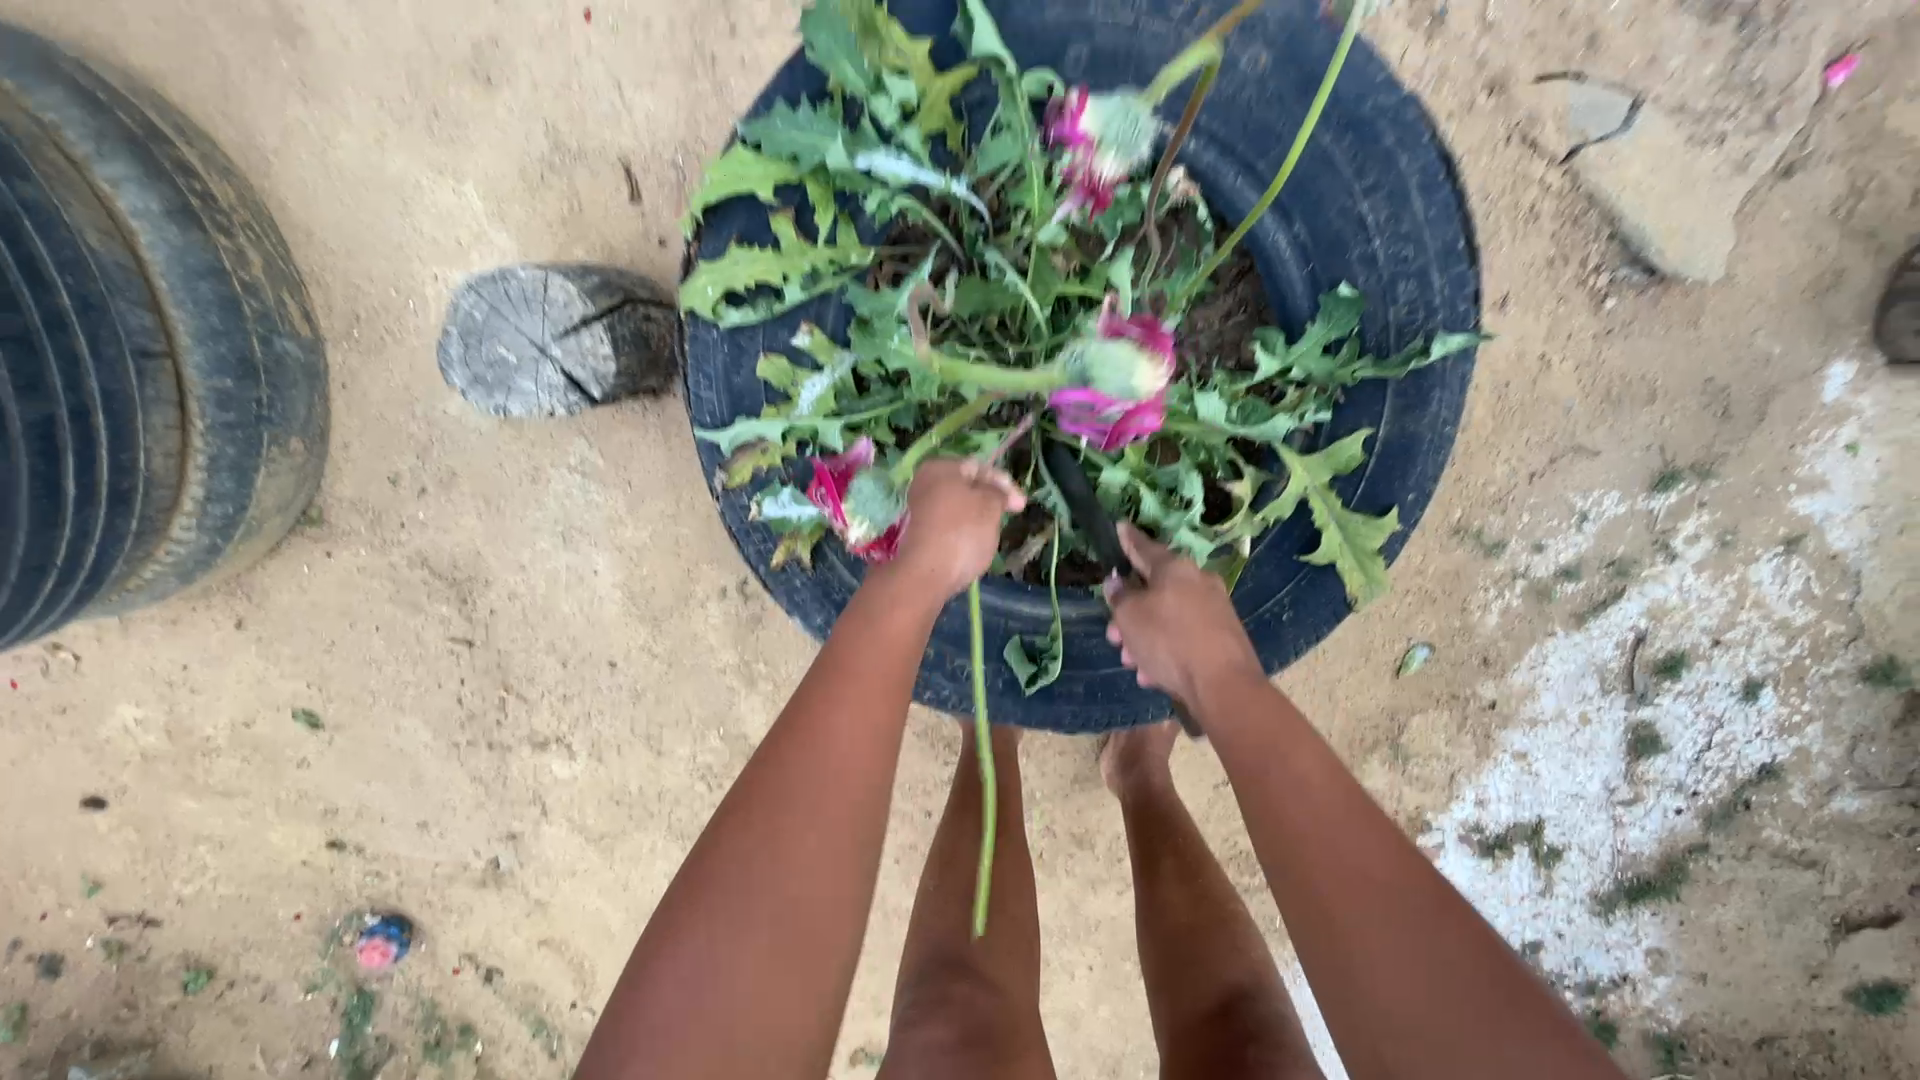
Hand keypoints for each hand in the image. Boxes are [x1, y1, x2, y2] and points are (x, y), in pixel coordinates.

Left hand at [889, 458, 1025, 600]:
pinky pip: (949, 525)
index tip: (1021, 504)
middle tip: (1010, 514)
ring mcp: (919, 510)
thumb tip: (996, 491)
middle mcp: (924, 484)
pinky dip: (964, 531)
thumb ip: (998, 491)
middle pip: (967, 487)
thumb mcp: (990, 504)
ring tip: (993, 531)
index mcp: (940, 468)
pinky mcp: (920, 534)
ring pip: (959, 507)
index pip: (980, 467)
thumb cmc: (962, 532)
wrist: (927, 574)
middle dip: (990, 499)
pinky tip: (974, 543)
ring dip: (978, 516)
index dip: (1004, 484)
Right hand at [1105, 523, 1262, 704]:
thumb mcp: (1130, 616)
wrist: (1223, 684)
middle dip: (1130, 615)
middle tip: (1114, 636)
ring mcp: (1214, 609)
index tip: (1119, 527)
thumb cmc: (1169, 641)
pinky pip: (1184, 638)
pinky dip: (1166, 652)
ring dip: (1145, 638)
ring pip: (1167, 618)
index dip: (1128, 540)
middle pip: (1154, 591)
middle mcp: (1198, 582)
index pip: (1144, 547)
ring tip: (1133, 664)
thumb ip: (1119, 596)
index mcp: (1175, 568)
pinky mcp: (1223, 637)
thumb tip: (1118, 582)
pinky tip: (1153, 675)